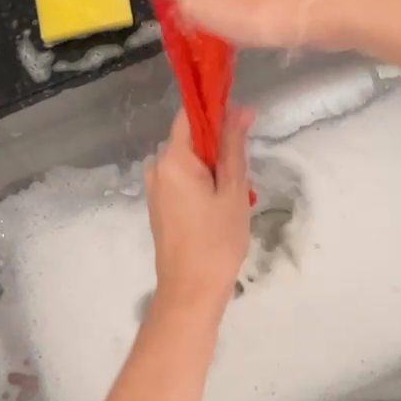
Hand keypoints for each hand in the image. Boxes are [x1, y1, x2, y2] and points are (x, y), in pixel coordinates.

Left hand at [146, 107, 253, 312]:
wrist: (190, 291)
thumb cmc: (217, 240)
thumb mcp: (232, 189)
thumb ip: (233, 145)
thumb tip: (239, 108)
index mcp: (172, 158)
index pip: (190, 114)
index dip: (216, 110)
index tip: (243, 119)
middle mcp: (157, 167)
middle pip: (191, 138)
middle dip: (220, 146)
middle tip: (245, 172)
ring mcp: (156, 187)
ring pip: (190, 161)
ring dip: (215, 168)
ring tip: (238, 195)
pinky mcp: (160, 204)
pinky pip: (183, 179)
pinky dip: (204, 183)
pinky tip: (223, 207)